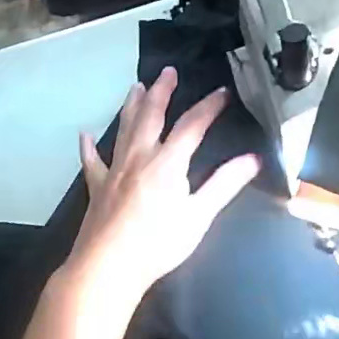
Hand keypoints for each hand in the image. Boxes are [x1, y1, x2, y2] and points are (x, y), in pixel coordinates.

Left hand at [67, 67, 260, 304]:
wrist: (108, 266)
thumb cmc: (157, 244)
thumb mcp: (198, 217)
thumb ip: (224, 185)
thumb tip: (252, 160)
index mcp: (167, 163)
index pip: (192, 126)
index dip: (209, 107)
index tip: (223, 92)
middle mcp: (138, 157)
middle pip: (151, 116)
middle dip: (162, 92)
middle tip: (168, 72)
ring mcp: (114, 170)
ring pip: (123, 130)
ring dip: (131, 107)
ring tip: (135, 87)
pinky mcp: (97, 187)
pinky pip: (92, 161)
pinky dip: (89, 147)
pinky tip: (85, 136)